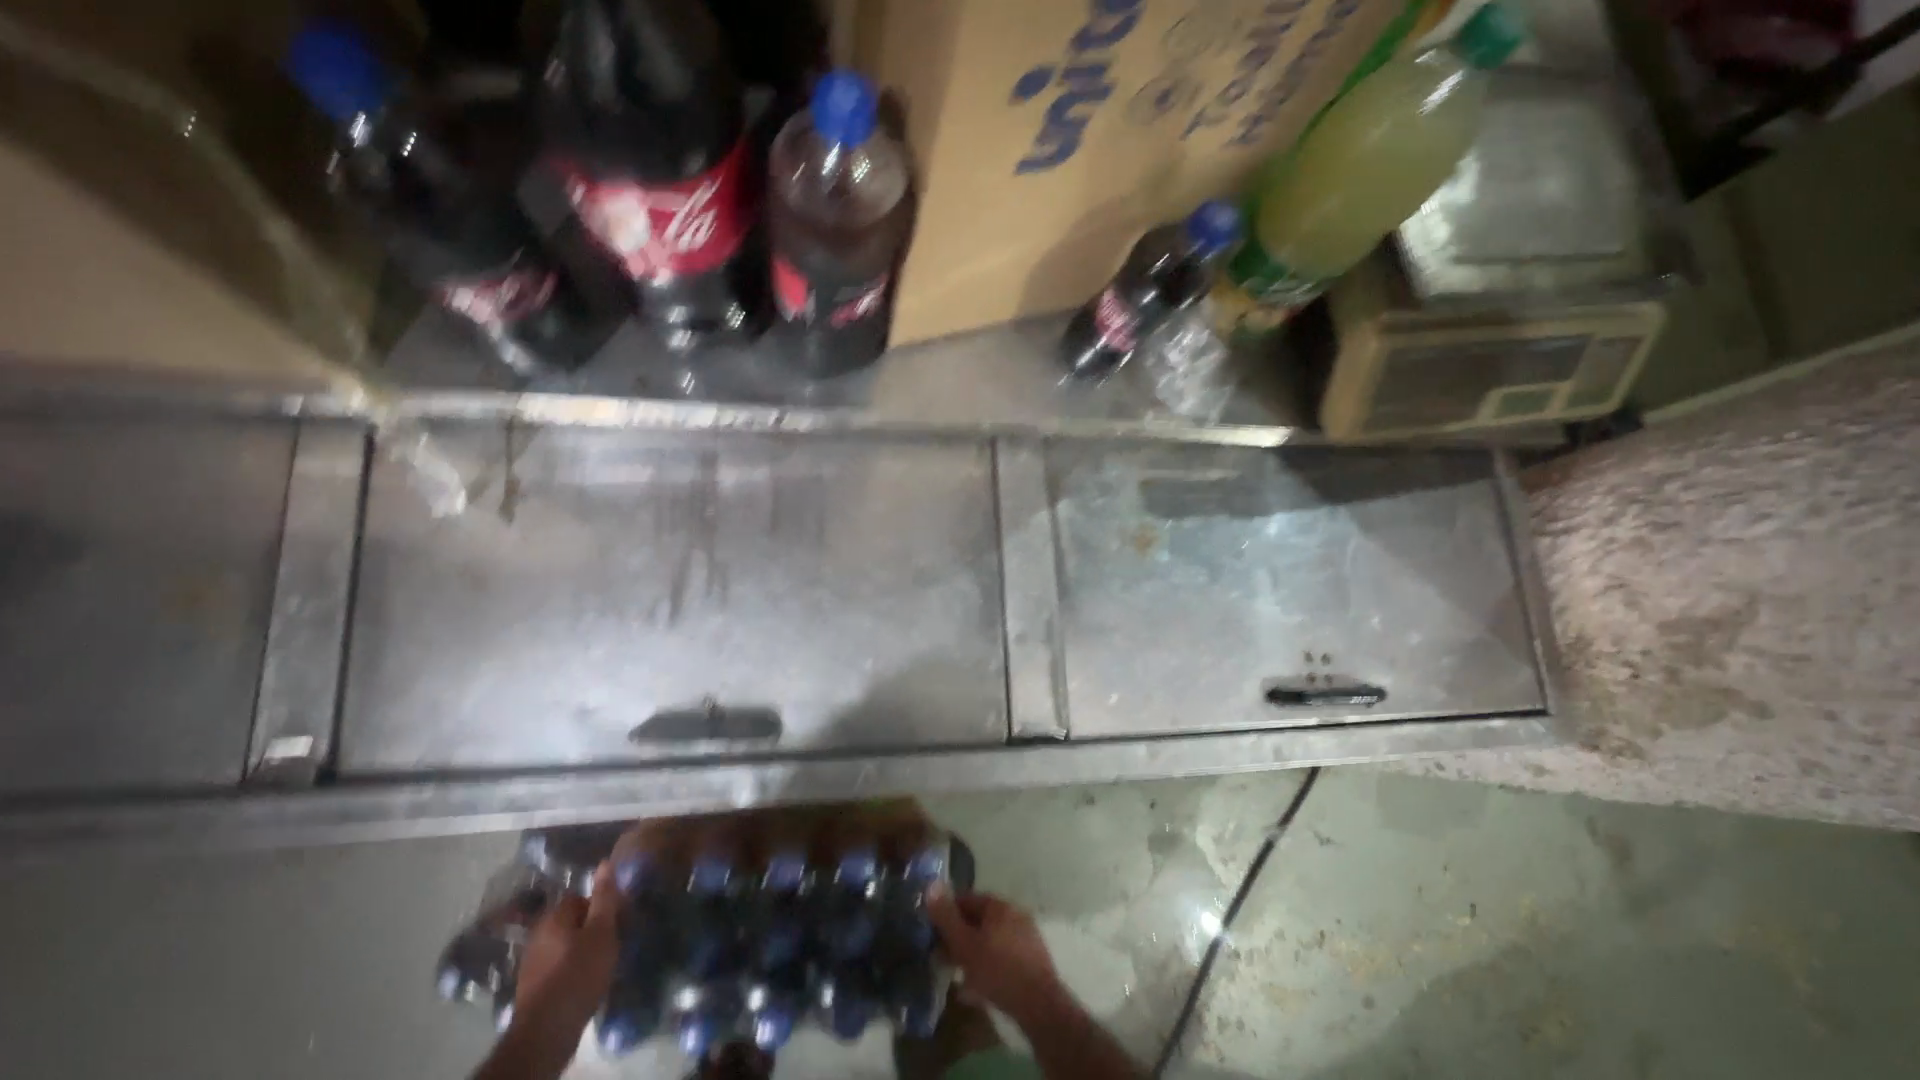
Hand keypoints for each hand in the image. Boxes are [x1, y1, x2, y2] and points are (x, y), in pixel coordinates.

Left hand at [512, 862, 620, 1043]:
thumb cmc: (579, 974)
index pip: (579, 898)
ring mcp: (530, 961)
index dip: (600, 908)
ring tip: (598, 966)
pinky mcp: (530, 985)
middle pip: (569, 922)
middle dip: (589, 929)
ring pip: (561, 945)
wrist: (547, 1028)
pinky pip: (555, 966)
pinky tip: (581, 984)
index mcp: (553, 918)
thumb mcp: (601, 933)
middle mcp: (537, 934)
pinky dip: (568, 970)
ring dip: (578, 951)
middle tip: (610, 945)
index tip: (615, 924)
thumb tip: (604, 863)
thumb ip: (604, 899)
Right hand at [925, 885, 1068, 1024]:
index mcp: (1000, 907)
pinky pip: (1002, 958)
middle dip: (958, 937)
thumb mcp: (964, 944)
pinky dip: (987, 967)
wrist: (1038, 1005)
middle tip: (941, 956)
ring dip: (971, 954)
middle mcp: (1016, 916)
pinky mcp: (1031, 962)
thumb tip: (930, 885)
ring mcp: (1026, 938)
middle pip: (979, 921)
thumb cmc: (997, 970)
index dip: (946, 913)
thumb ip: (946, 916)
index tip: (932, 931)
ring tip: (956, 975)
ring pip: (990, 941)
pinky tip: (976, 989)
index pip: (966, 900)